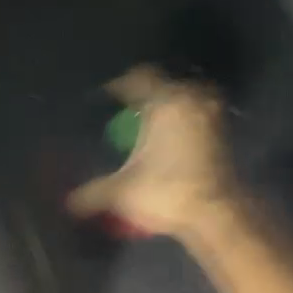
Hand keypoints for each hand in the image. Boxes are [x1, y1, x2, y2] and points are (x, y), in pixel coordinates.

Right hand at [67, 65, 237, 238]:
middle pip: (163, 87)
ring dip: (167, 111)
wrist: (216, 214)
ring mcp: (212, 115)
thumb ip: (93, 193)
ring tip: (150, 129)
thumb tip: (69, 202)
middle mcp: (191, 99)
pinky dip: (183, 126)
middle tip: (128, 113)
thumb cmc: (167, 193)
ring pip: (183, 102)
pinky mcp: (223, 135)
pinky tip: (171, 145)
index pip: (137, 78)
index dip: (118, 85)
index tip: (107, 96)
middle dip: (145, 97)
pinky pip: (196, 119)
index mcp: (165, 102)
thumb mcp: (123, 193)